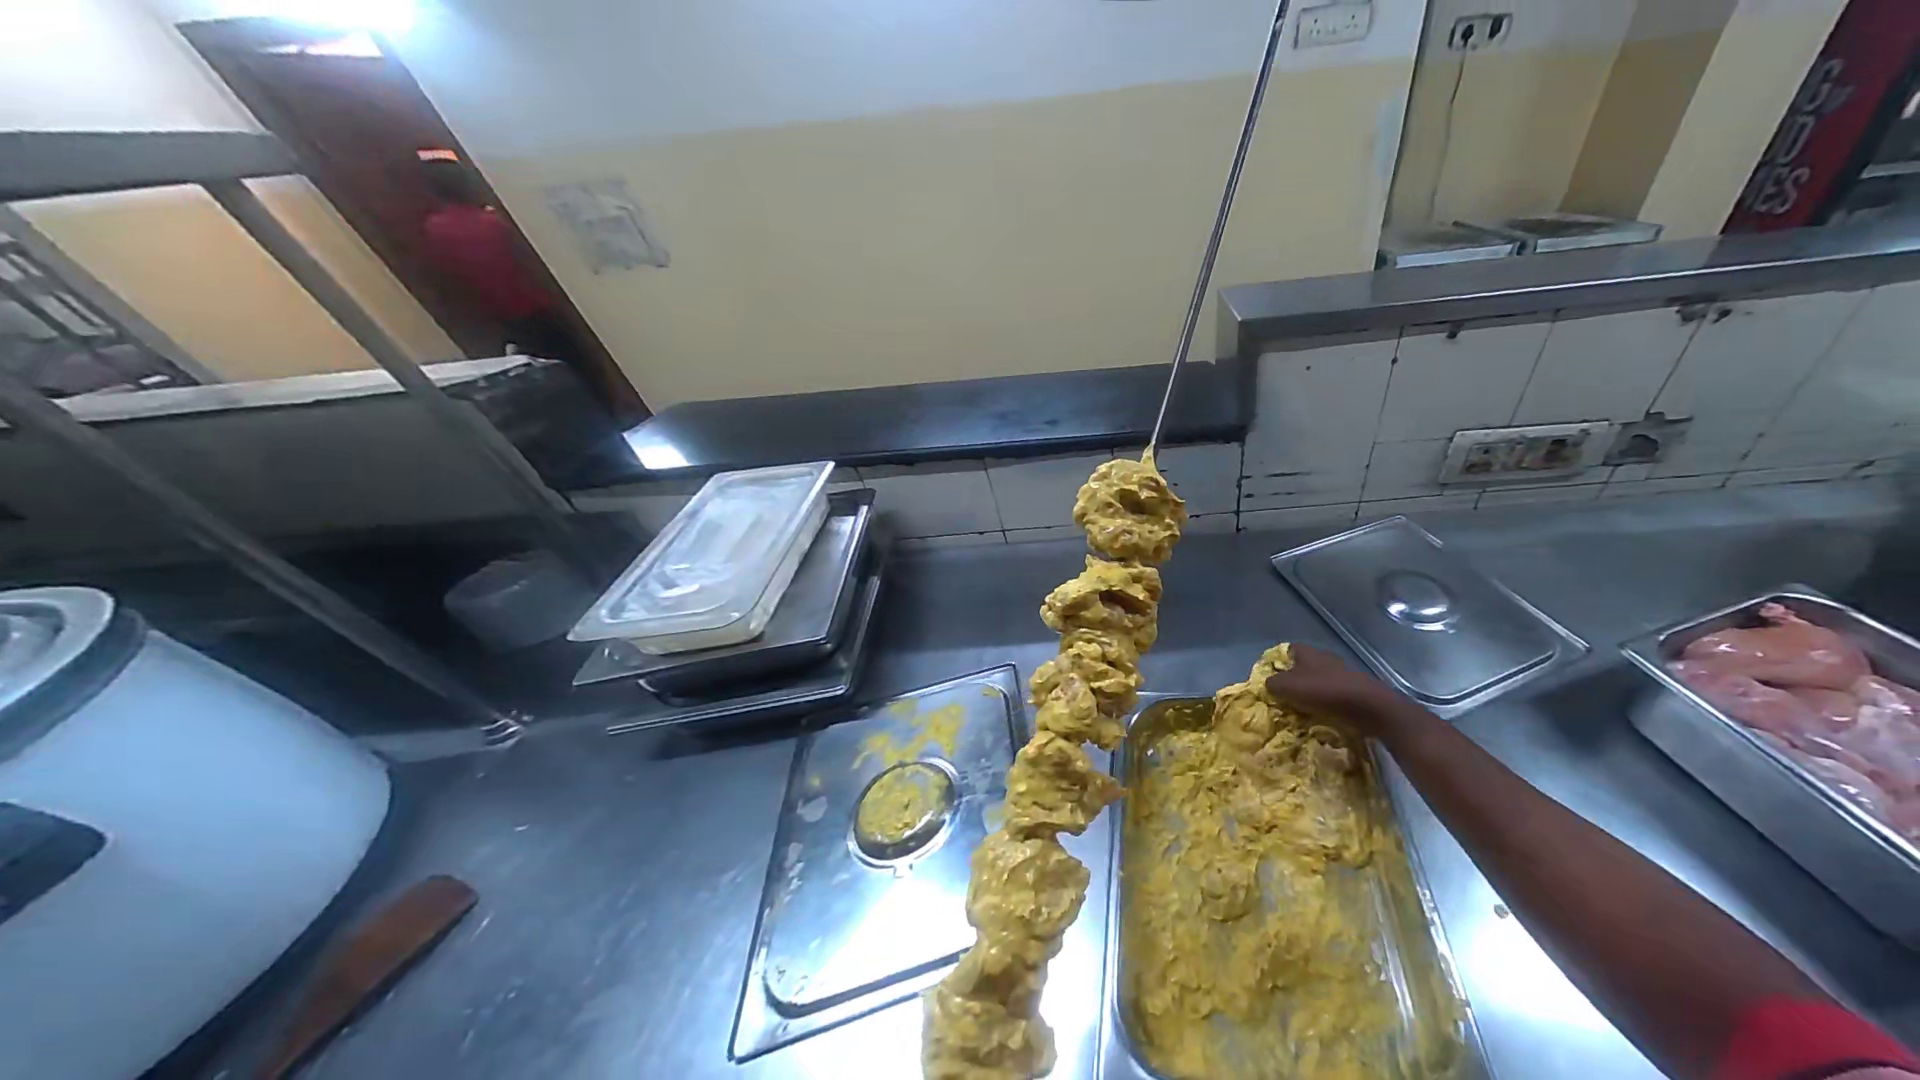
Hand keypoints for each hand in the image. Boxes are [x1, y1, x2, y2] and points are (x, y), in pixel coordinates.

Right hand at [1265, 644, 1408, 736]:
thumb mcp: (1286, 687)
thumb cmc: (1323, 691)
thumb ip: (1272, 683)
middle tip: (1284, 695)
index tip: (1272, 676)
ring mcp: (1342, 673)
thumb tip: (1268, 684)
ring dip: (1311, 693)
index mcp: (1308, 652)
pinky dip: (1326, 703)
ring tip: (1301, 709)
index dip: (1279, 661)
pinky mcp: (1355, 690)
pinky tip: (1321, 715)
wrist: (1369, 706)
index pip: (1288, 649)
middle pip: (1304, 666)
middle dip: (1294, 679)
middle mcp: (1325, 658)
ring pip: (1319, 680)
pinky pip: (1334, 694)